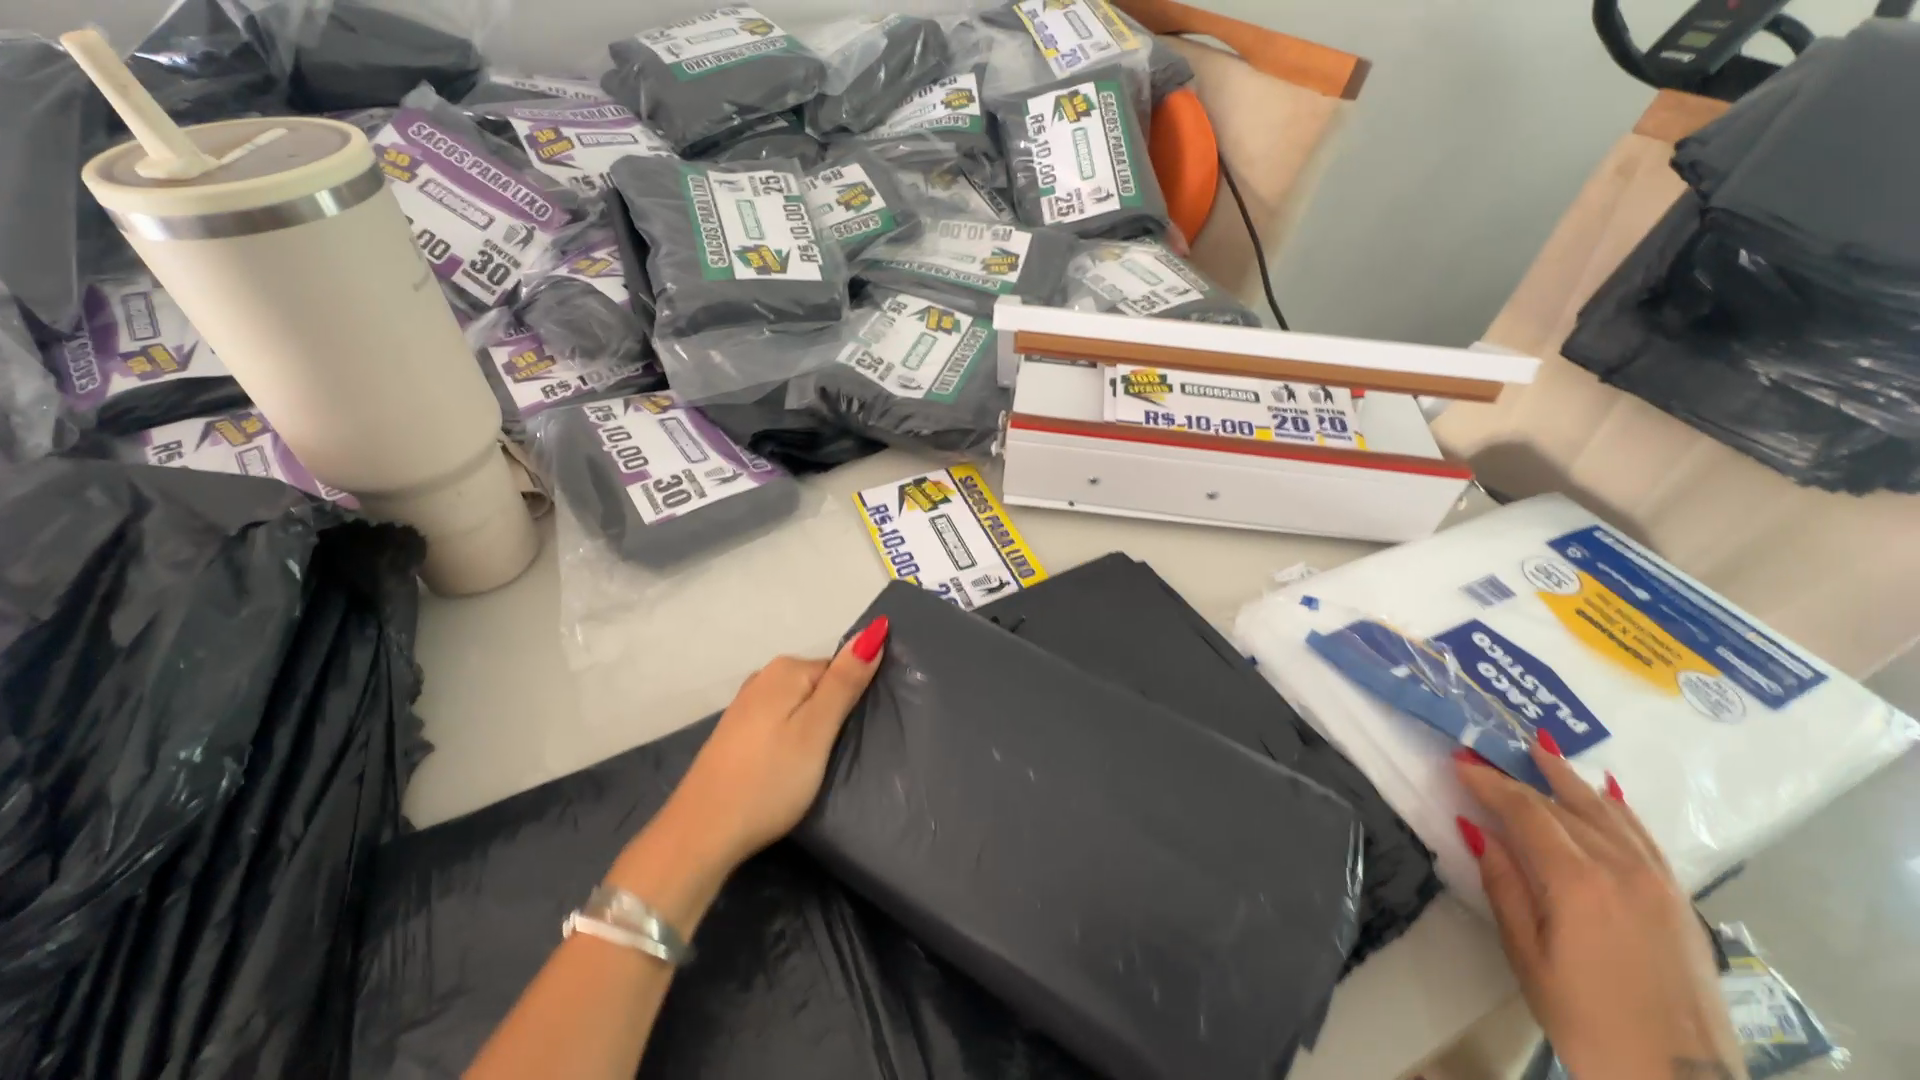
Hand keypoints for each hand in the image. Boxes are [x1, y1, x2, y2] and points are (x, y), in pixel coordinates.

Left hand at [656, 616, 889, 871]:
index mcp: (785, 671)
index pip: (841, 669)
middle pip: (818, 686)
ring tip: (817, 765)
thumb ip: (845, 682)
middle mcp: (762, 679)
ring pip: (798, 707)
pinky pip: (780, 723)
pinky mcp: (736, 735)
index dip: (854, 700)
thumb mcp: (817, 731)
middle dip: (834, 714)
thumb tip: (875, 629)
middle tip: (838, 754)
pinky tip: (791, 768)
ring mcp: (745, 707)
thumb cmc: (769, 781)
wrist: (703, 832)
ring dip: (813, 729)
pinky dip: (792, 740)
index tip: (857, 735)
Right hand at [1454, 736, 1746, 1079]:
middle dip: (1521, 774)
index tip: (1458, 761)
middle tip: (1487, 749)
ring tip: (1542, 749)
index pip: (1525, 811)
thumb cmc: (1585, 1019)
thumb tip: (1476, 829)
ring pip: (1607, 811)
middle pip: (1563, 804)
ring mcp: (1656, 878)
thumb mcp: (1528, 956)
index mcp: (1576, 881)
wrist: (1677, 1074)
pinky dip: (1616, 806)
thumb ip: (1504, 886)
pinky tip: (1604, 791)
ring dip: (1569, 778)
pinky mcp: (1678, 896)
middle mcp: (1620, 866)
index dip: (1489, 782)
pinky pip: (1642, 834)